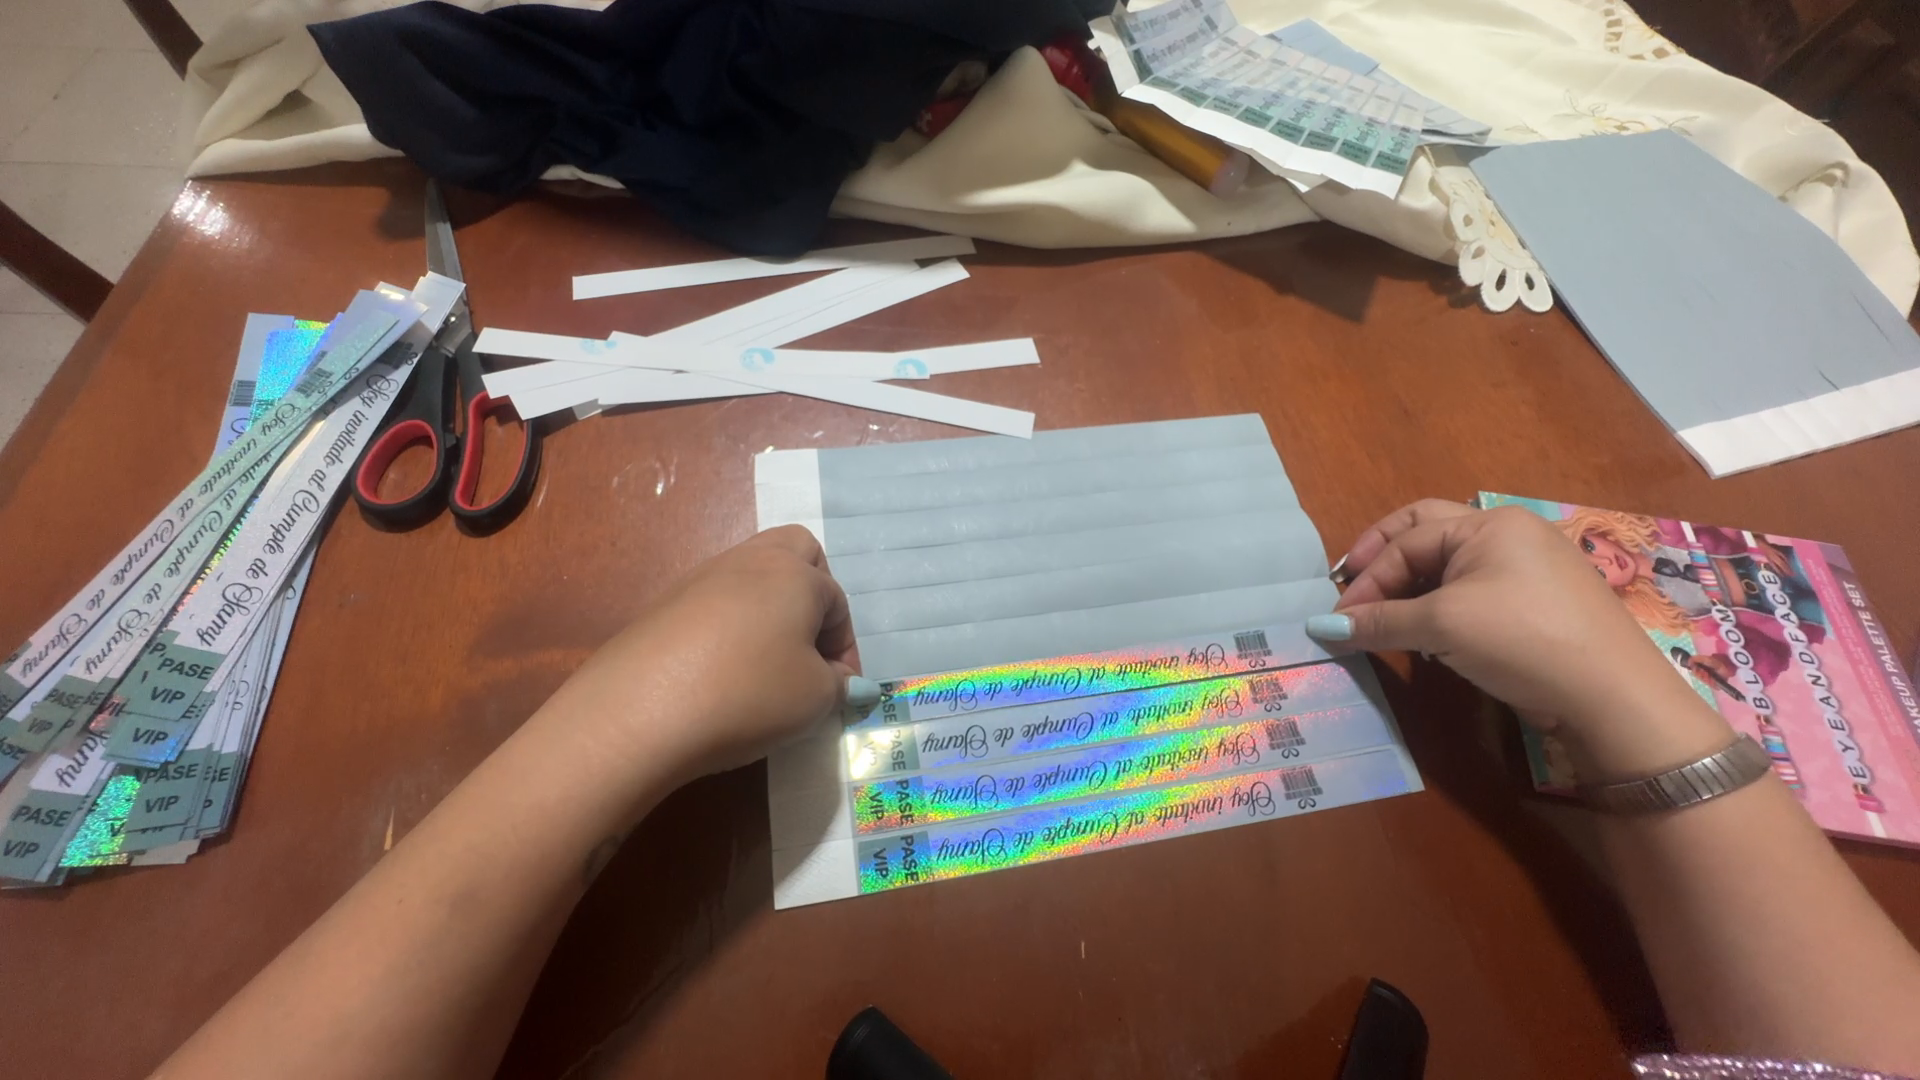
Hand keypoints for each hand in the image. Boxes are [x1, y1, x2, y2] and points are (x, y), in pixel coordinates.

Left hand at [540, 525, 858, 783]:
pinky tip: (720, 673)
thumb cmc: (748, 693)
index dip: (846, 647)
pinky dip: (728, 630)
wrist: (639, 712)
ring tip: (766, 664)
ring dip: (768, 611)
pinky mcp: (662, 606)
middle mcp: (748, 562)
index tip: (842, 689)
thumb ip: (839, 686)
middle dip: (813, 592)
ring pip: (750, 577)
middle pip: (794, 552)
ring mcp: (699, 580)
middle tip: (810, 644)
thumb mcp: (815, 699)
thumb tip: (840, 682)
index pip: (837, 600)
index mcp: (794, 574)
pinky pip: (712, 605)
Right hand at [1313, 500, 1733, 775]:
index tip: (1339, 617)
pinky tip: (1430, 632)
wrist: (1614, 700)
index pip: (1405, 542)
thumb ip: (1377, 621)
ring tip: (1386, 617)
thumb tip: (1320, 627)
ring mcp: (1529, 567)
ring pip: (1448, 566)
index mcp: (1488, 523)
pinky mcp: (1538, 602)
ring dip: (1409, 588)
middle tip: (1353, 592)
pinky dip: (1439, 604)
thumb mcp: (1440, 626)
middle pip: (1424, 534)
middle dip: (1383, 564)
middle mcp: (1509, 533)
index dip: (1366, 578)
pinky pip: (1472, 590)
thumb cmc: (1520, 640)